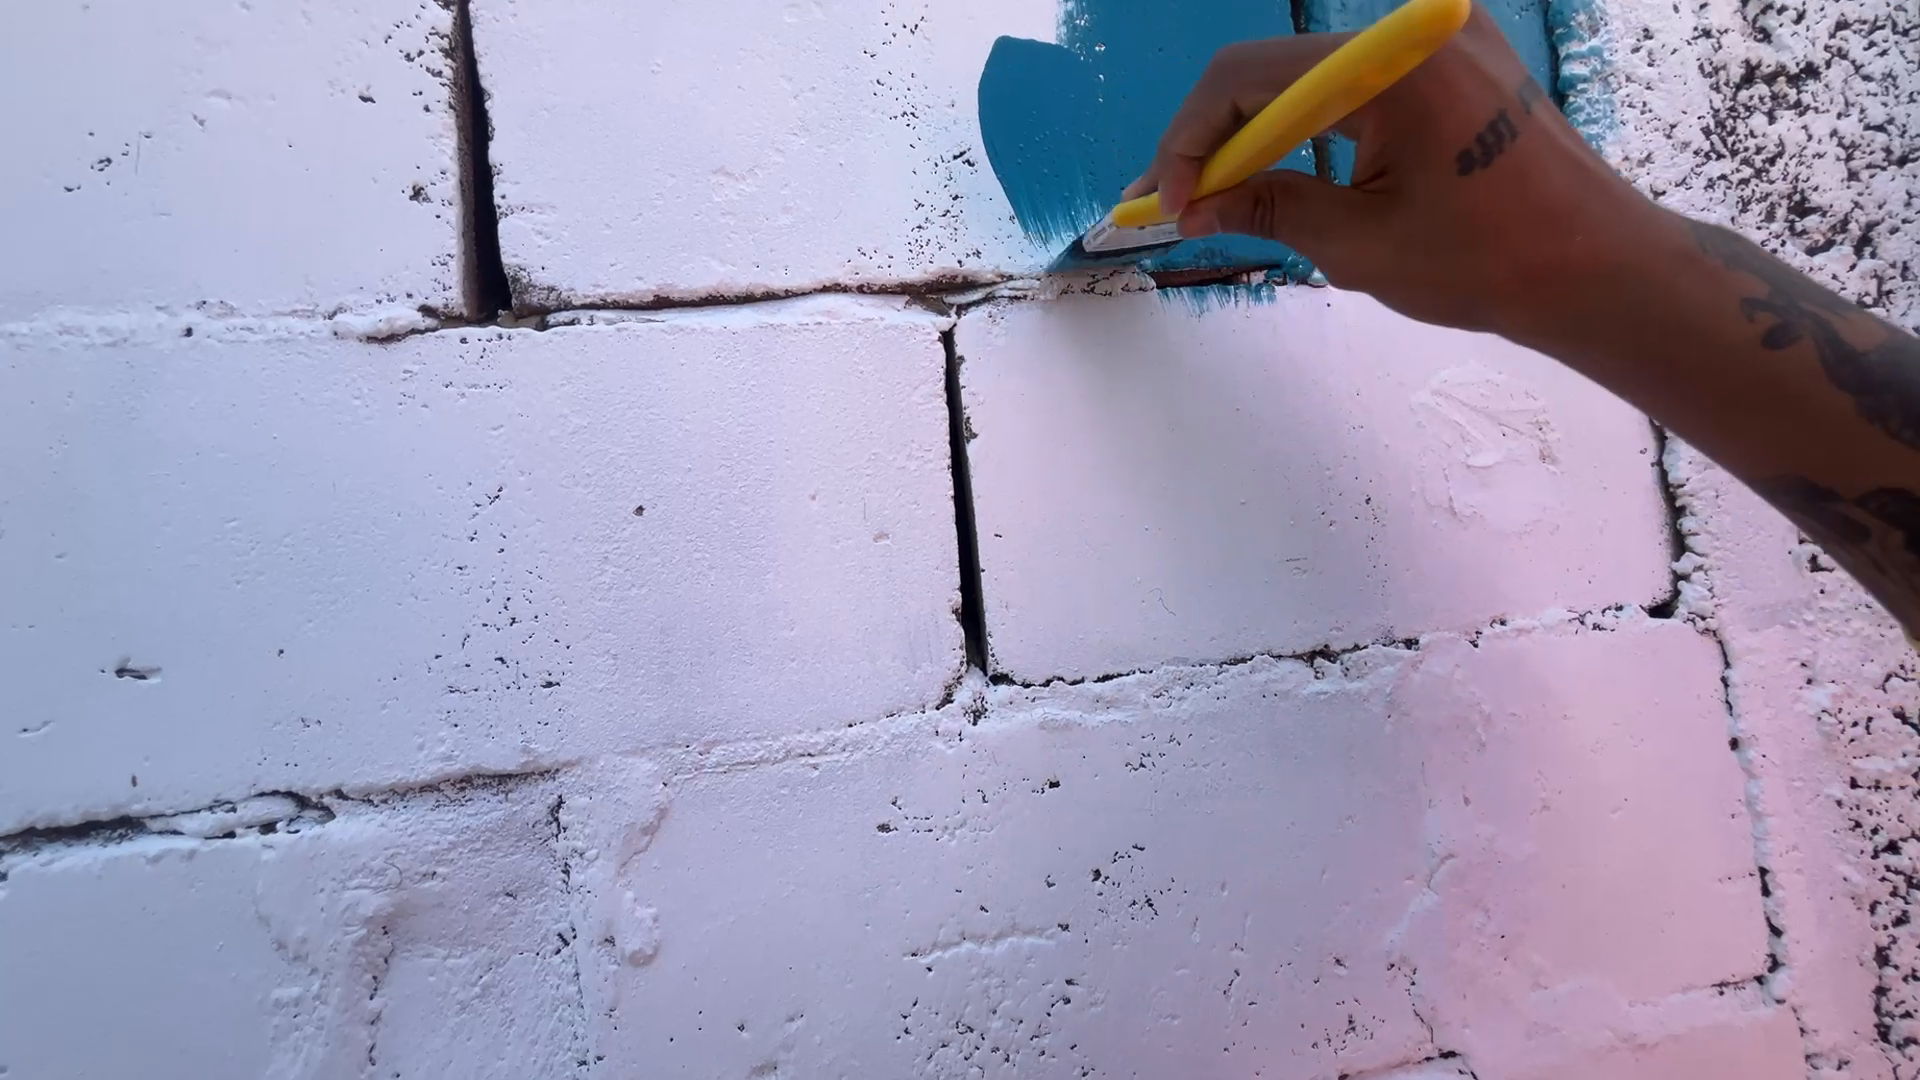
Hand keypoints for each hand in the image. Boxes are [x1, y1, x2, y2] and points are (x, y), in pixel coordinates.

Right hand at [1123, 6, 1665, 336]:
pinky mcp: (1438, 70)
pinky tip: (1260, 177)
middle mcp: (1408, 32)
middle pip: (1266, 72)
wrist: (1589, 266)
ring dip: (1242, 142)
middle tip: (1164, 203)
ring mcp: (1428, 46)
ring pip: (1296, 83)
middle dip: (1205, 142)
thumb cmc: (1477, 263)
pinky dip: (1291, 138)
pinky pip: (1339, 94)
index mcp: (1392, 65)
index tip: (1164, 204)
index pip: (1249, 77)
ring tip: (1201, 198)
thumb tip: (1191, 209)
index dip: (1190, 140)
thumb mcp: (1354, 243)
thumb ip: (1267, 210)